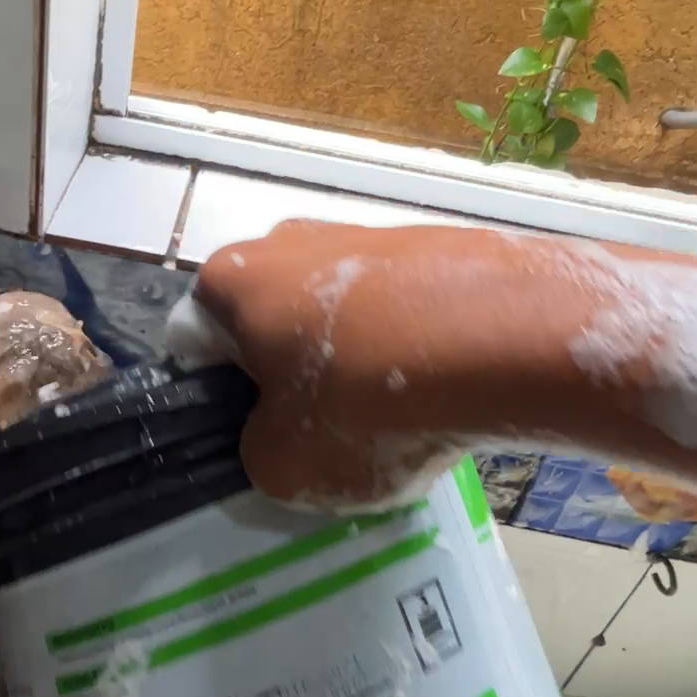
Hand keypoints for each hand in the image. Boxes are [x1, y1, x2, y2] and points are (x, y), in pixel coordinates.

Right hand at [193, 221, 595, 507]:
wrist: (503, 335)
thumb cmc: (364, 402)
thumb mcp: (282, 466)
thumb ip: (255, 449)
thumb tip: (276, 430)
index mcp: (231, 278)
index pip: (193, 342)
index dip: (219, 397)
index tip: (262, 432)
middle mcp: (284, 239)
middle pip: (264, 322)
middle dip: (283, 374)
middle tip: (325, 428)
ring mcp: (355, 230)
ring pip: (327, 312)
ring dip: (344, 358)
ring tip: (392, 410)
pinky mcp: (417, 239)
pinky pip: (386, 302)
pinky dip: (396, 339)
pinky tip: (433, 381)